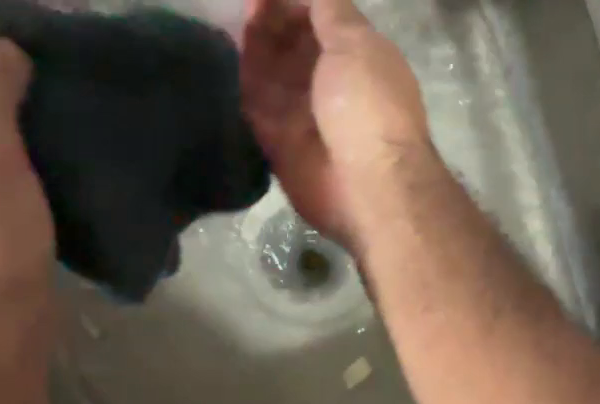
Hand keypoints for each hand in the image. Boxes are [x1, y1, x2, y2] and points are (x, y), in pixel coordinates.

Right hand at [240, 0, 433, 250]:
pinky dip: (243, 79)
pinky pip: (255, 105)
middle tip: (246, 1)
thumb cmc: (369, 107)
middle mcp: (330, 87)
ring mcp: (304, 116)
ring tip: (236, 18)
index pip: (320, 20)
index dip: (293, 2)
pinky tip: (229, 52)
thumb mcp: (356, 43)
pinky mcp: (279, 143)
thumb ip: (330, 10)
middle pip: (292, 46)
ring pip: (270, 73)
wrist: (368, 188)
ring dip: (254, 45)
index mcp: (357, 60)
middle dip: (270, 21)